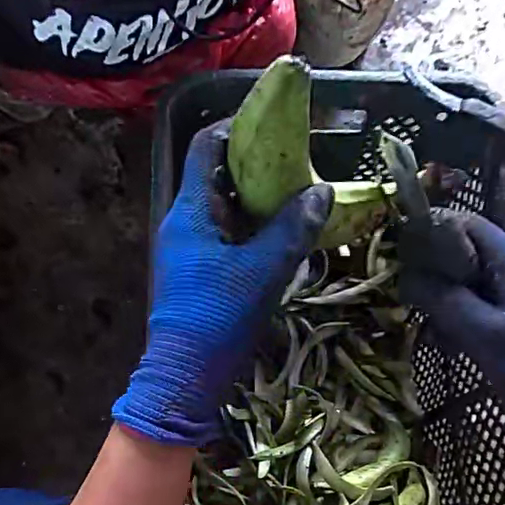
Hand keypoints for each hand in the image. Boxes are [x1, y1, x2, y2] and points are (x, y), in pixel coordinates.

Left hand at [113, 121, 332, 446]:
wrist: (184, 378)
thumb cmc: (217, 319)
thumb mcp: (262, 272)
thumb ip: (292, 229)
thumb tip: (321, 192)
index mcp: (189, 212)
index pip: (205, 146)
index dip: (237, 127)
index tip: (274, 125)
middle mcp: (183, 224)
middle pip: (217, 177)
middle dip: (257, 168)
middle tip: (298, 167)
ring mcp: (188, 251)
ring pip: (225, 211)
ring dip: (258, 203)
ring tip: (297, 200)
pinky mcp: (197, 275)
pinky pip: (227, 239)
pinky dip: (252, 232)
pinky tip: (282, 239)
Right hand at [400, 210, 504, 476]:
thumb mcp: (487, 334)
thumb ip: (448, 302)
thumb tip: (409, 278)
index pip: (470, 225)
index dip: (436, 231)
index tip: (408, 252)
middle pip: (479, 250)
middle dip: (446, 267)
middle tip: (420, 293)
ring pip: (491, 273)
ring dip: (464, 289)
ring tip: (442, 318)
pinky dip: (483, 303)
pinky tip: (473, 330)